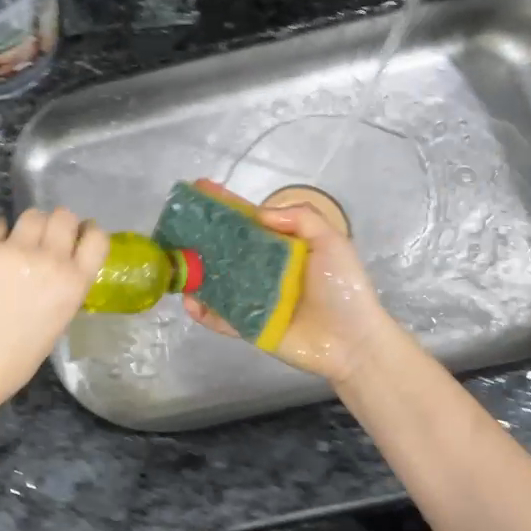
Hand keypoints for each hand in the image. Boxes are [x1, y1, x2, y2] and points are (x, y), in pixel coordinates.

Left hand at [0, 208, 109, 407]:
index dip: (87, 232)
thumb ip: (61, 288)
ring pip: (31, 215)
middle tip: (44, 238)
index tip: (77, 235)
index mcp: (73, 284)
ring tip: (17, 242)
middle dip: (57, 223)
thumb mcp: (56, 323)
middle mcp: (50, 260)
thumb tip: (55, 267)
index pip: (97, 238)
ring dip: (28, 225)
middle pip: (64, 216)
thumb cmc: (15, 359)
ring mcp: (15, 251)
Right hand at [181, 187, 399, 384]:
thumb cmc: (344, 288)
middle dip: (199, 235)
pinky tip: (190, 301)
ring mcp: (251, 299)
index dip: (225, 205)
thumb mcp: (332, 242)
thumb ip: (300, 218)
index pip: (247, 221)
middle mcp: (261, 270)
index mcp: (280, 247)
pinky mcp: (247, 327)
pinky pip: (219, 317)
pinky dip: (202, 311)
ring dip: (194, 272)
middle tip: (175, 225)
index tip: (200, 188)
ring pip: (215, 282)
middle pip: (224, 248)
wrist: (354, 343)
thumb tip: (257, 214)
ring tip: (177, 262)